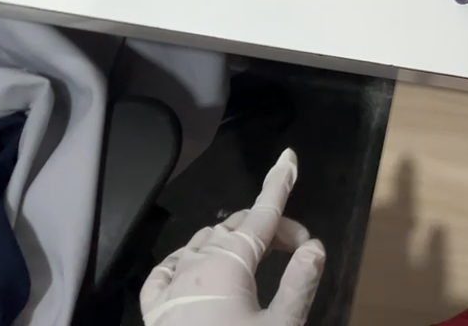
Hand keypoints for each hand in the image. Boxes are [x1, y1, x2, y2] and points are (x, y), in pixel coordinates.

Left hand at [140, 149, 326, 325]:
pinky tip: (200, 268)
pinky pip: (170, 268)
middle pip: (240, 226)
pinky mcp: (153, 311)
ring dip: (236, 241)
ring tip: (259, 264)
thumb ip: (299, 284)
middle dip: (271, 228)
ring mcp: (171, 287)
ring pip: (206, 242)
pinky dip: (191, 259)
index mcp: (230, 263)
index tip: (289, 157)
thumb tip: (314, 247)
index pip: (263, 212)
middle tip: (298, 251)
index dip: (279, 184)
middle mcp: (198, 264)